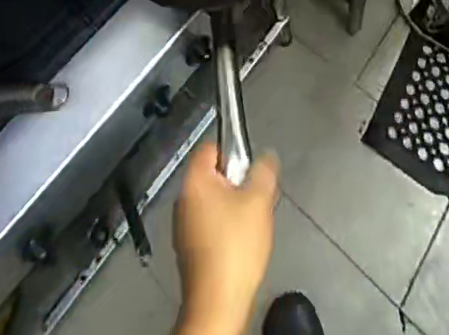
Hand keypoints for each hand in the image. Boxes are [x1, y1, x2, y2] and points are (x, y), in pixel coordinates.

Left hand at [173, 142, 278, 334]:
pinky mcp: (187, 246)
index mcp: (194, 179)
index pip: (210, 147)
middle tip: (254, 199)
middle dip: (235, 183)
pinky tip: (238, 244)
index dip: (232, 151)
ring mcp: (182, 223)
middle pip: (212, 175)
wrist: (218, 301)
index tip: (249, 168)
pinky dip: (222, 227)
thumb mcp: (259, 201)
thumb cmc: (236, 245)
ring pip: (211, 201)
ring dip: (230, 206)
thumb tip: (266, 156)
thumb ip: (264, 172)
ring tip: (249, 224)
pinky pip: (207, 223)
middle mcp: (182, 197)